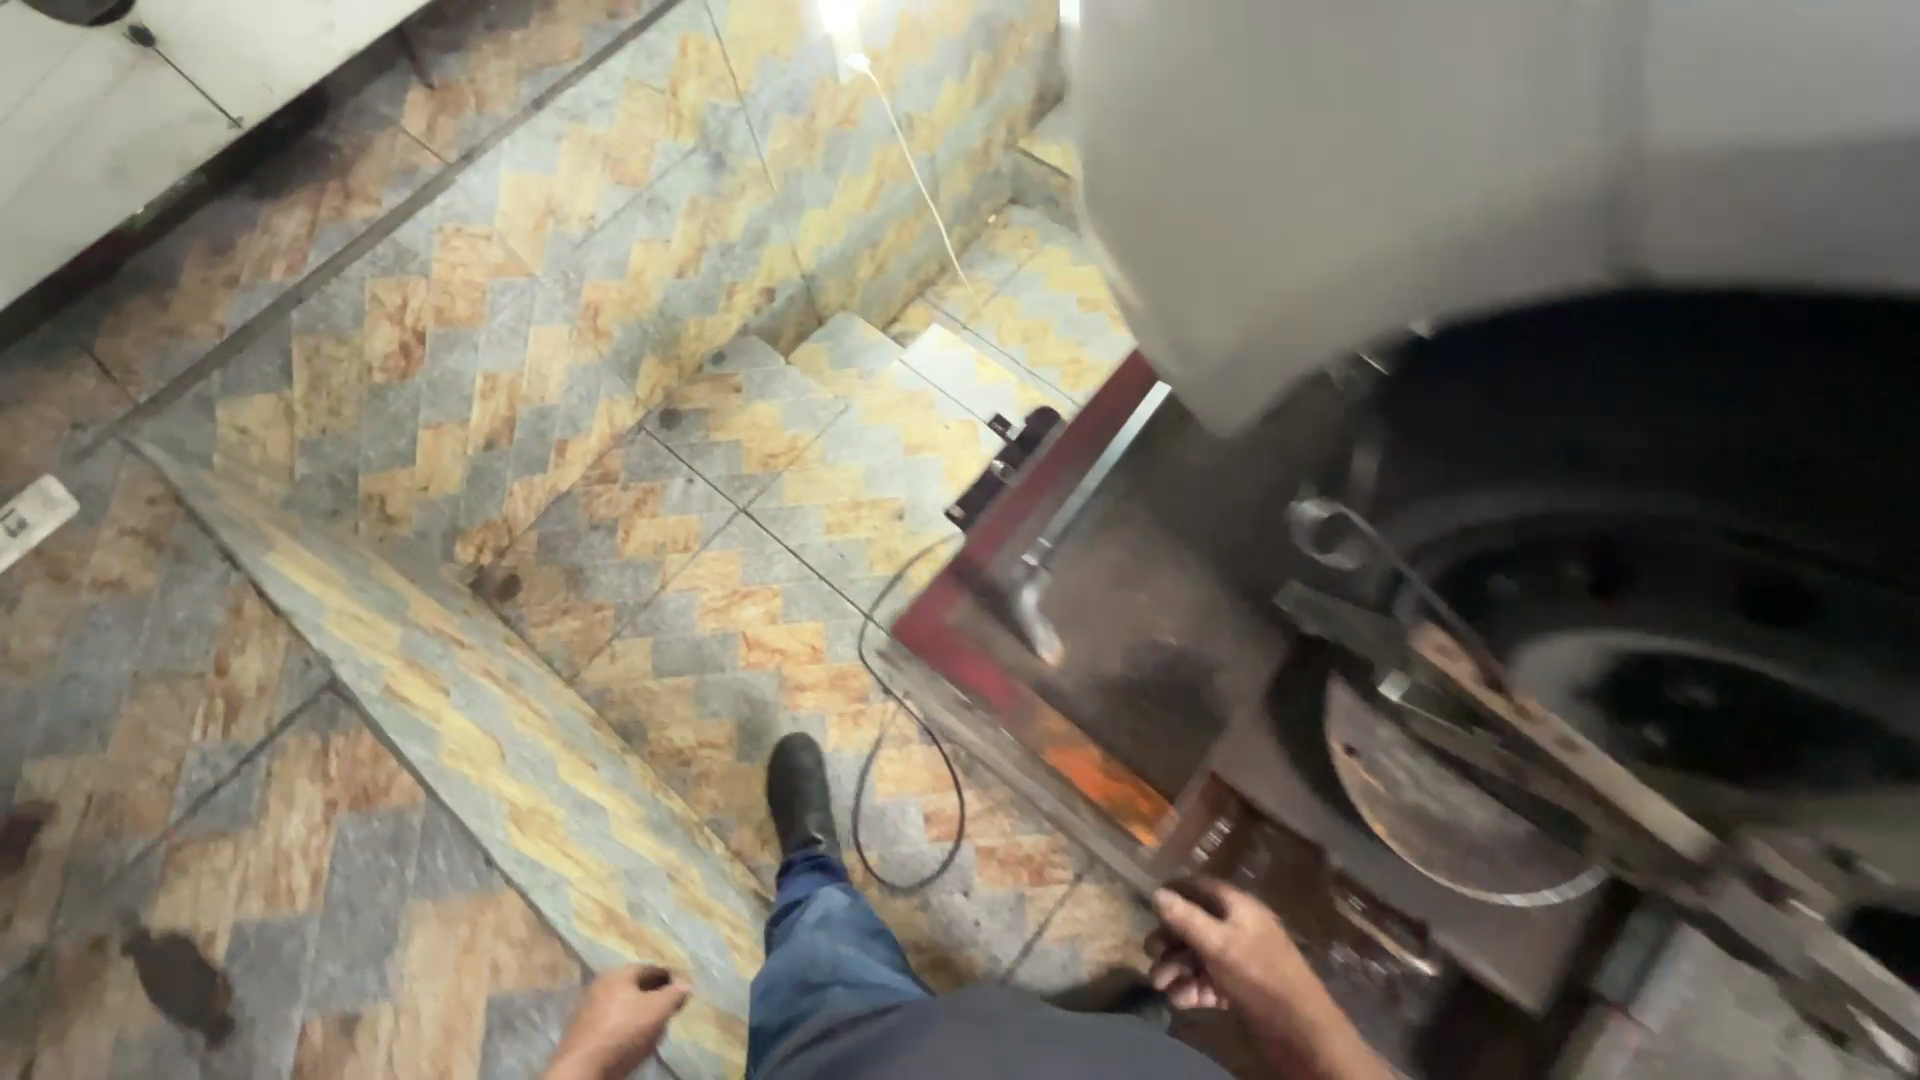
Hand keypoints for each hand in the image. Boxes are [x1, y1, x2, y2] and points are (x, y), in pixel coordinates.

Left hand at [542, 966, 690, 1079]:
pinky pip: (609, 1024)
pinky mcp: (580, 1033)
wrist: (582, 1071)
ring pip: (621, 1006)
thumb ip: (674, 995)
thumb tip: (685, 985)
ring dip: (637, 1013)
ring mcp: (586, 1010)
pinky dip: (622, 1027)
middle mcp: (599, 985)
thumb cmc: (624, 1032)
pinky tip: (631, 1040)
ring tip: (651, 1027)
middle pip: (634, 987)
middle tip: (667, 1009)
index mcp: (617, 974)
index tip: (680, 991)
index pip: (650, 969)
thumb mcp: (658, 1010)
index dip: (668, 979)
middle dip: (652, 996)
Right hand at [1148, 880, 1389, 1079]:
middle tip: (1149, 954)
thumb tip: (1156, 893)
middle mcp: (1238, 927)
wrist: (1302, 1032)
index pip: (1200, 887)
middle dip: (1170, 939)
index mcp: (1238, 907)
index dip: (1174, 891)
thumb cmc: (1258, 976)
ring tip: (1160, 985)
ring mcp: (1240, 959)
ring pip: (1199, 955)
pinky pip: (1209, 980)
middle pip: (1195, 924)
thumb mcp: (1218, 944)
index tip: (1149, 903)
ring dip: (1177, 968)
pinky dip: (1193, 987)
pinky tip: (1181, 1000)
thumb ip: (1186, 918)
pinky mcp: (1240, 988)